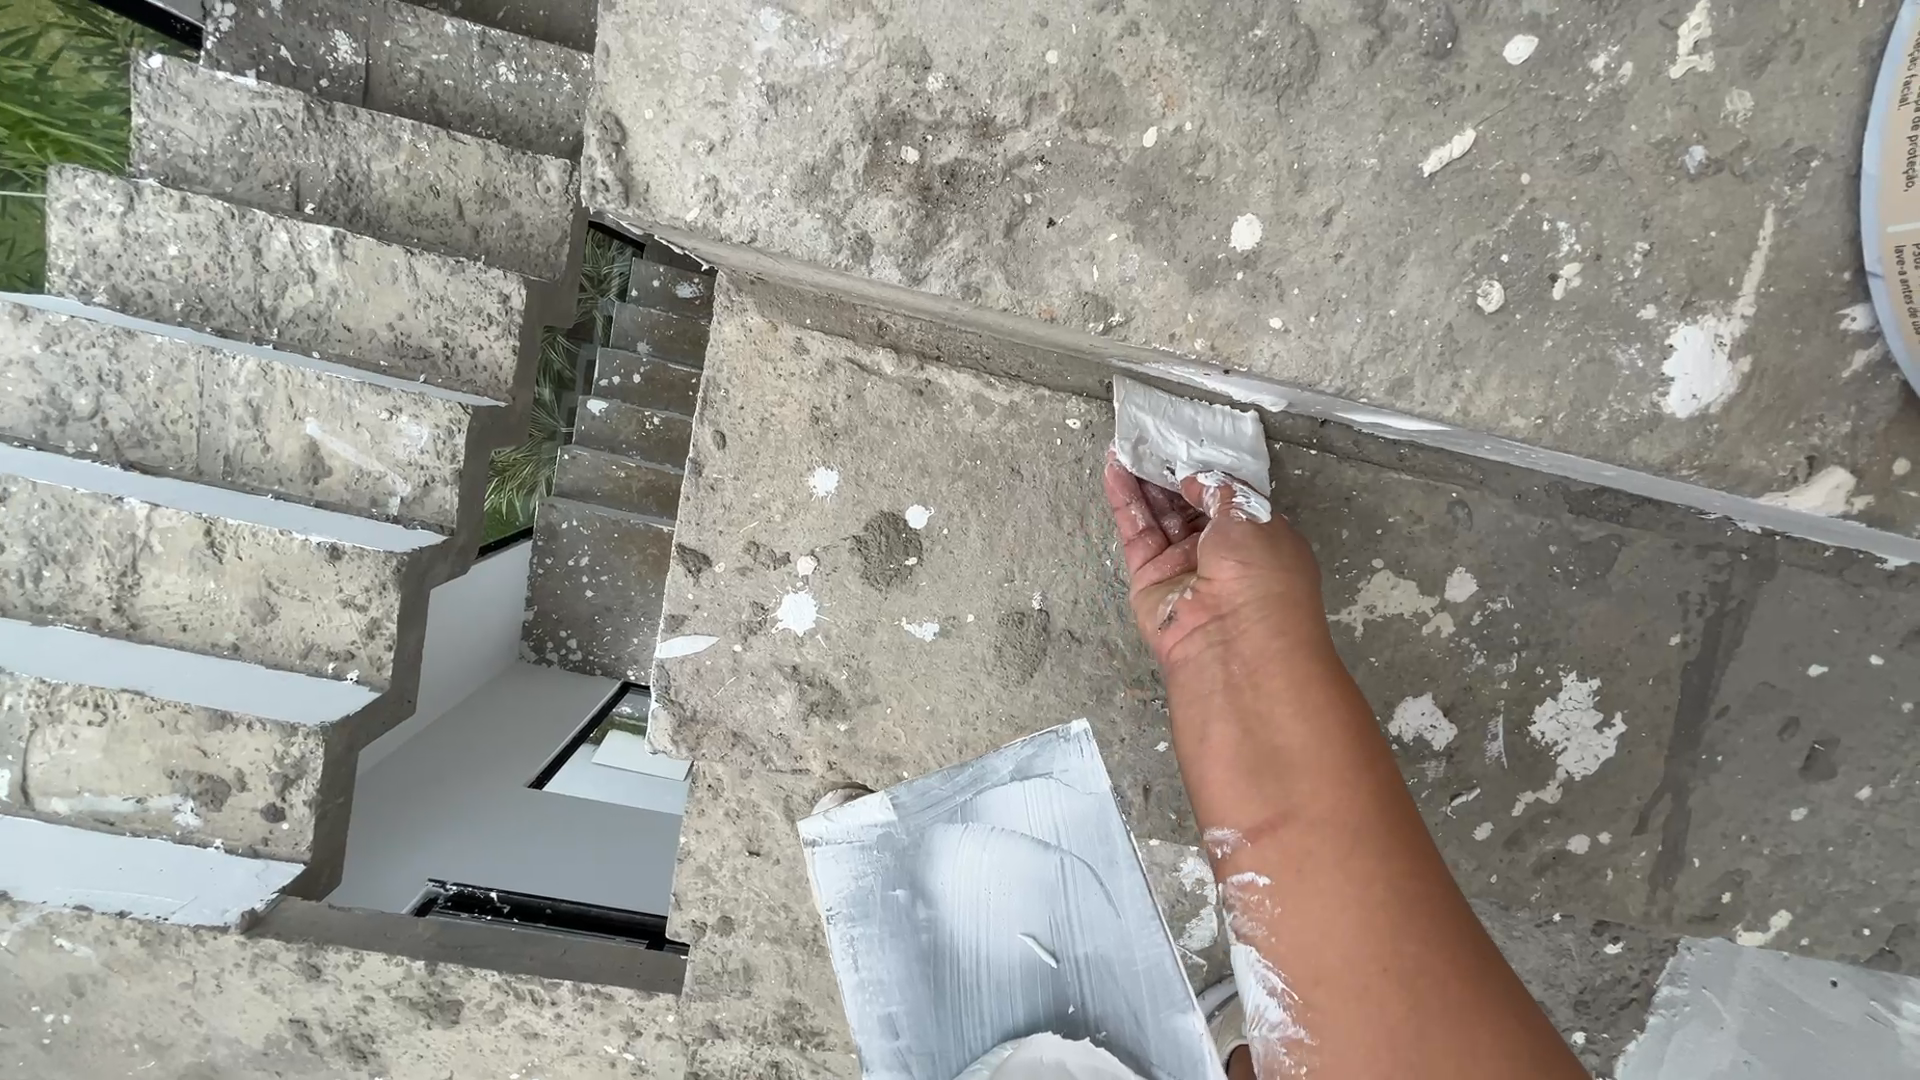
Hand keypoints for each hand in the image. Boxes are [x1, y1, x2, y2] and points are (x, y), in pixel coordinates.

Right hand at [1102, 452, 1329, 672]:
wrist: (1234, 641)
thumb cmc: (1261, 576)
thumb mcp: (1251, 517)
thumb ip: (1220, 490)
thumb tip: (1195, 477)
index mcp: (1255, 537)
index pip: (1226, 496)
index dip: (1206, 470)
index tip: (1188, 441)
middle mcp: (1219, 552)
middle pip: (1188, 503)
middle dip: (1170, 471)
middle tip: (1150, 437)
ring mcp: (1182, 564)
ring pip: (1158, 514)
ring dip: (1143, 479)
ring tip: (1126, 444)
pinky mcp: (1149, 575)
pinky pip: (1136, 531)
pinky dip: (1124, 500)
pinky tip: (1114, 469)